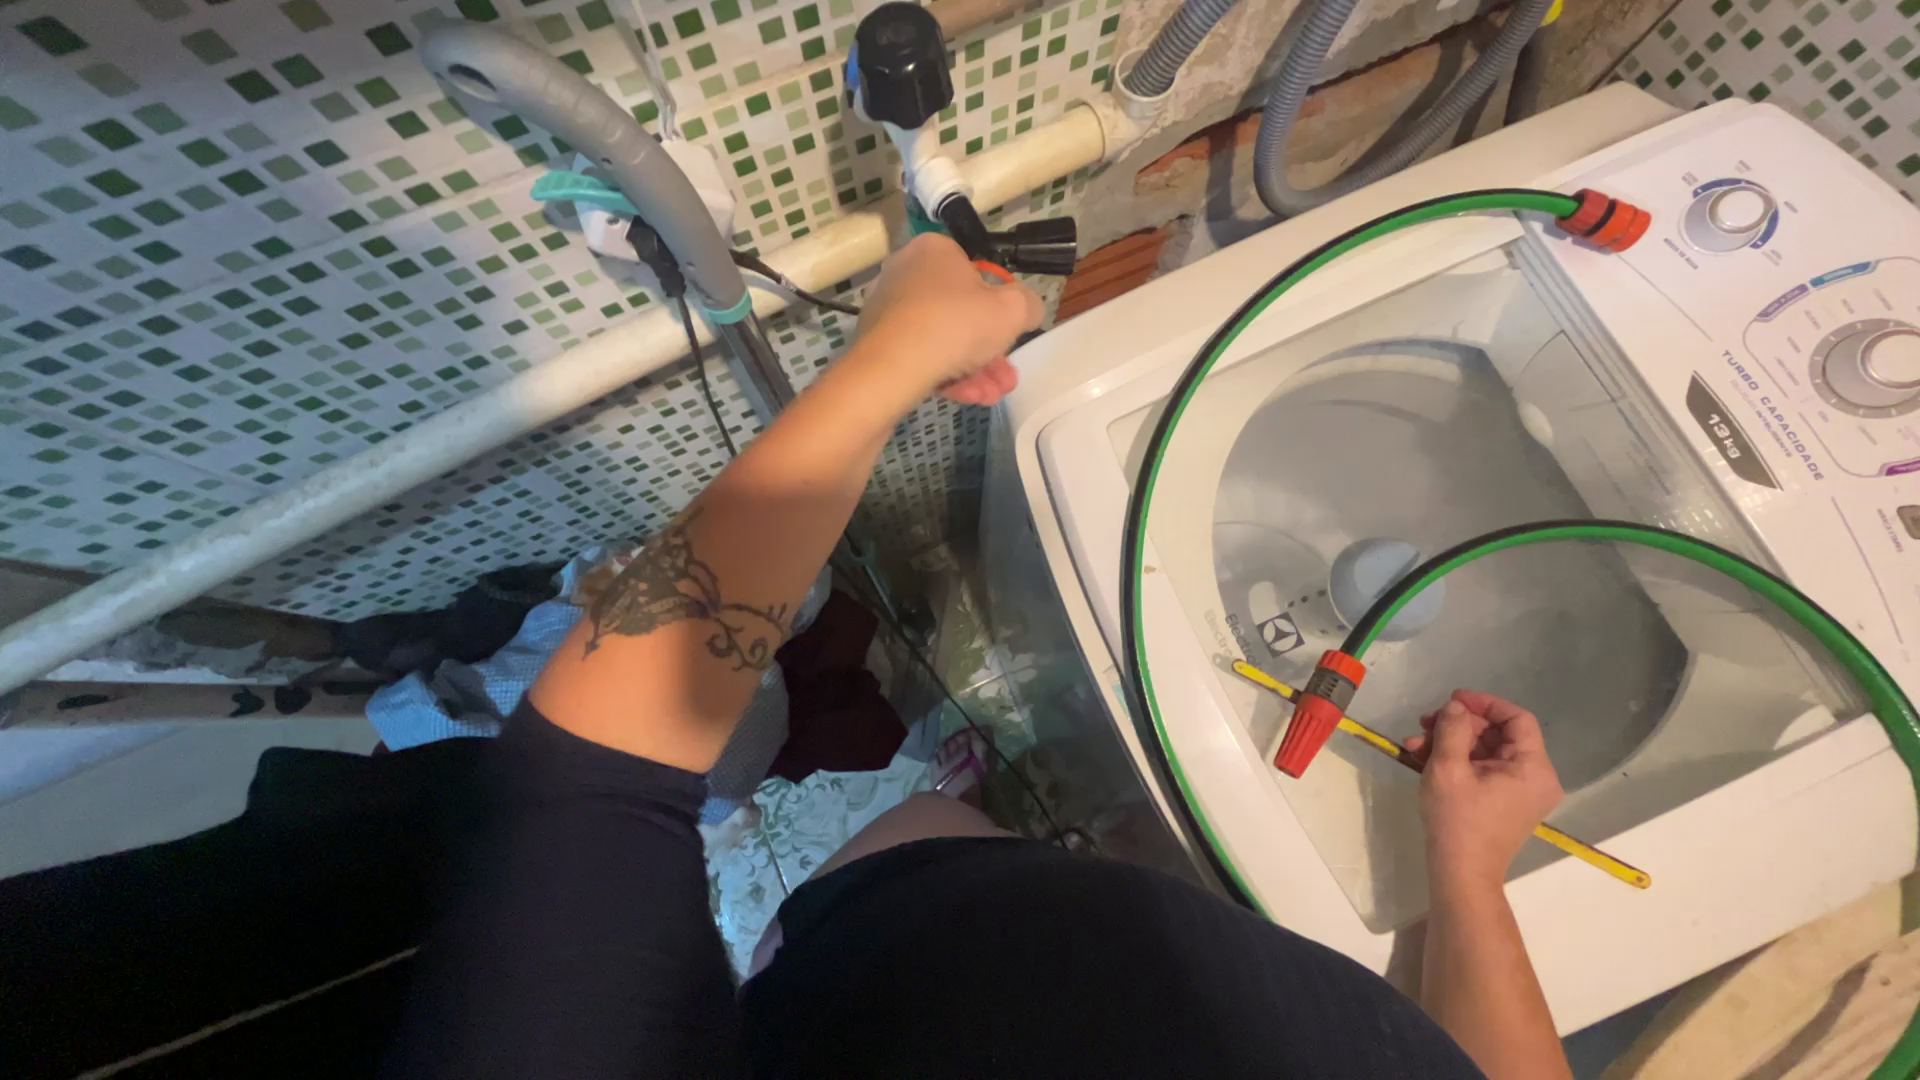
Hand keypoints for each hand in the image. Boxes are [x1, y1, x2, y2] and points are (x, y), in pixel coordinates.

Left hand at [853, 233, 1044, 405]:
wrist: (890, 370)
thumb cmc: (954, 325)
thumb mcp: (1012, 311)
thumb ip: (1028, 305)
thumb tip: (1027, 309)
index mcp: (934, 250)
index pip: (973, 270)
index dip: (997, 303)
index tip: (1009, 330)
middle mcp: (905, 274)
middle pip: (959, 313)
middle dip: (989, 350)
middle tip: (1007, 377)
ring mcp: (887, 312)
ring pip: (942, 341)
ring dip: (974, 370)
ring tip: (993, 395)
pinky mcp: (877, 347)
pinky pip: (920, 358)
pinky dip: (946, 376)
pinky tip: (969, 398)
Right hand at [1406, 690, 1562, 890]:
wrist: (1461, 869)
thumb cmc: (1457, 817)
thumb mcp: (1448, 768)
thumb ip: (1452, 730)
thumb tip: (1456, 706)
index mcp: (1532, 768)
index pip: (1518, 719)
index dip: (1484, 704)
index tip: (1451, 700)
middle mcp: (1536, 777)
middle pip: (1498, 733)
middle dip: (1458, 725)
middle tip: (1424, 723)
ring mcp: (1521, 790)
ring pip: (1485, 749)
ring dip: (1449, 741)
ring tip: (1414, 744)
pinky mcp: (1505, 800)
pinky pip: (1483, 767)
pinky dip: (1456, 760)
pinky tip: (1422, 759)